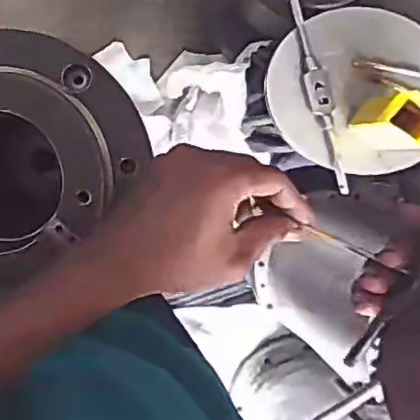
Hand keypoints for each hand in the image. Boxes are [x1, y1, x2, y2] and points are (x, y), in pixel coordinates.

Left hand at [65, 145, 316, 301]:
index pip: (274, 177)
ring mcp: (177, 160)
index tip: (300, 217)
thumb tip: (284, 224)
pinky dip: (216, 184)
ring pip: (225, 165)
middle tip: (281, 220)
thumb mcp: (233, 256)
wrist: (120, 258)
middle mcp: (198, 159)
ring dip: (243, 188)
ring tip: (248, 221)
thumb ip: (267, 234)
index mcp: (221, 177)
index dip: (294, 200)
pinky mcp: (162, 166)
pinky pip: (201, 168)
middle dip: (269, 194)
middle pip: (249, 167)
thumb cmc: (166, 259)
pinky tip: (218, 212)